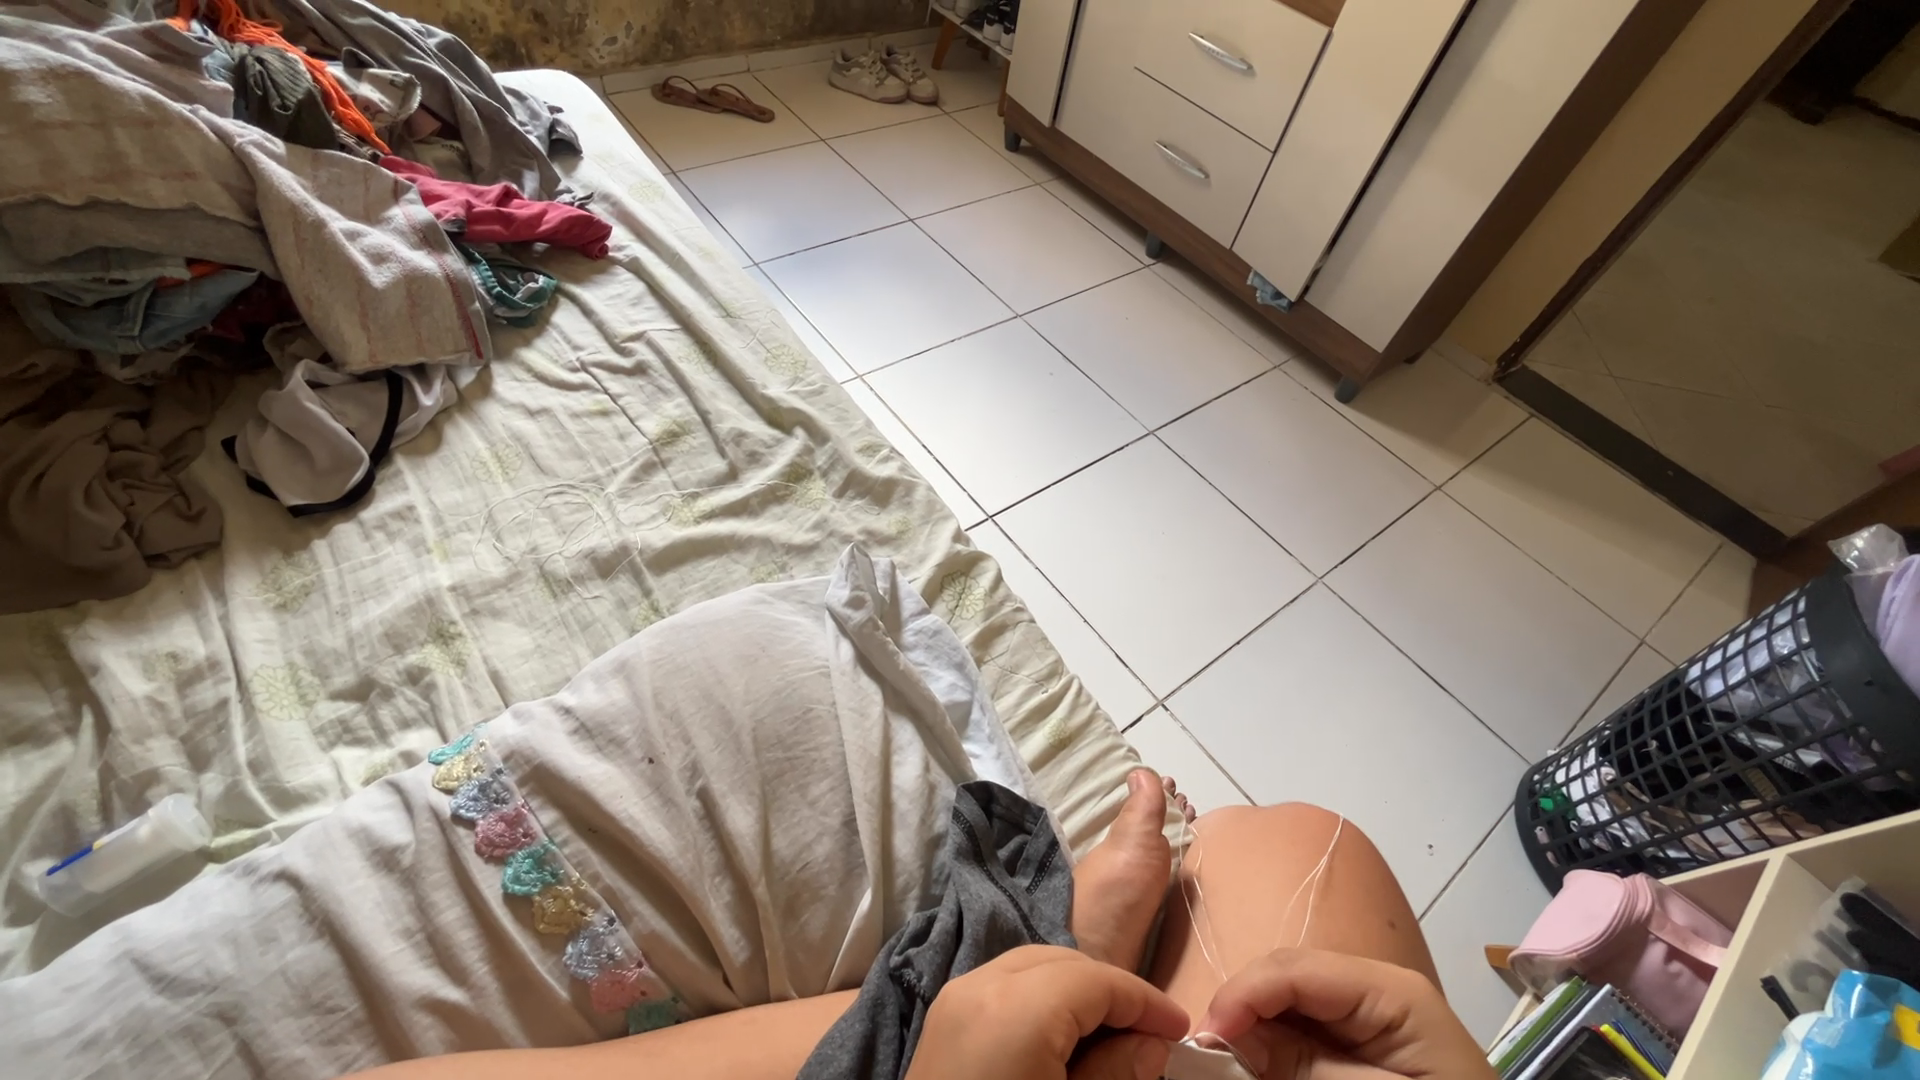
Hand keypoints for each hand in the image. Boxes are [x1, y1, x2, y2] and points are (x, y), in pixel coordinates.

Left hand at [905, 945, 1191, 1079]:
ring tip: (1110, 1031)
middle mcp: (982, 984)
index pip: (1096, 981)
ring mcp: (955, 996)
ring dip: (1075, 987)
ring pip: (1031, 964)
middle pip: (1062, 961)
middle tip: (1148, 1032)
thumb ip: (1115, 1074)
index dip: (1144, 1000)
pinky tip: (1060, 1033)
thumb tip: (1150, 1044)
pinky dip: (1039, 994)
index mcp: (1017, 1010)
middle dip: (1108, 989)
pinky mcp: (943, 1015)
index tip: (1179, 1029)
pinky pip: (1003, 982)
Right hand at [1200, 949, 1494, 1079]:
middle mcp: (1373, 988)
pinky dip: (1272, 1047)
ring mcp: (1366, 1014)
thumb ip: (1302, 1066)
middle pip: (1284, 980)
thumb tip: (1224, 1036)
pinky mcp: (1360, 1041)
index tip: (1204, 1042)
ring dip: (1251, 1031)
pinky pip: (1300, 1029)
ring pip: (1284, 1003)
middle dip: (1241, 1012)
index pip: (1293, 968)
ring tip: (1225, 1061)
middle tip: (1206, 1058)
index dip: (1241, 995)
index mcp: (1390, 991)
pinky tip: (1255, 1064)